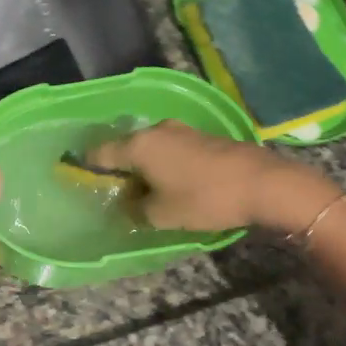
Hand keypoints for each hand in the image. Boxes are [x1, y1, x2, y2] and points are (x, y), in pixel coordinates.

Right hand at [88, 120, 338, 232]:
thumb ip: (135, 210)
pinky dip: (164, 165)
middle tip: (116, 193)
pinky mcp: (204, 138)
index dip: (87, 168)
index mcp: (138, 145)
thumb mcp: (162, 215)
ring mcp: (182, 131)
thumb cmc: (205, 198)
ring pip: (150, 149)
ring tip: (144, 191)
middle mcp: (155, 131)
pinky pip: (171, 150)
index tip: (80, 180)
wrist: (265, 184)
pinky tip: (171, 183)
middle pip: (125, 148)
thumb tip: (127, 206)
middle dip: (118, 169)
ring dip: (144, 167)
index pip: (99, 153)